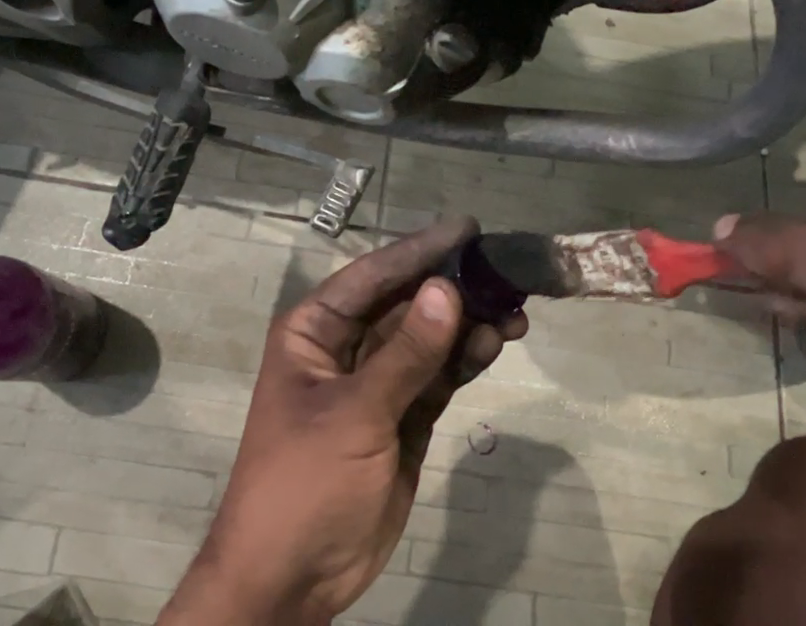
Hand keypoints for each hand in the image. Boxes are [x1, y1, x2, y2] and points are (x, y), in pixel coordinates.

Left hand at [159, 218, 527, 624]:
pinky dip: (463, 360)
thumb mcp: (355, 414)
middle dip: (452, 287)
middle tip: (506, 269)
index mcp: (313, 332)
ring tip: (514, 309)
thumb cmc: (304, 481)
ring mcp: (376, 385)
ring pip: (427, 340)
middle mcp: (345, 348)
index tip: (468, 228)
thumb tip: (447, 290)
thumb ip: (405, 354)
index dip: (418, 250)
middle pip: (405, 304)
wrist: (291, 576)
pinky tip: (495, 342)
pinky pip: (437, 377)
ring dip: (466, 323)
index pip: (372, 276)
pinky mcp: (402, 419)